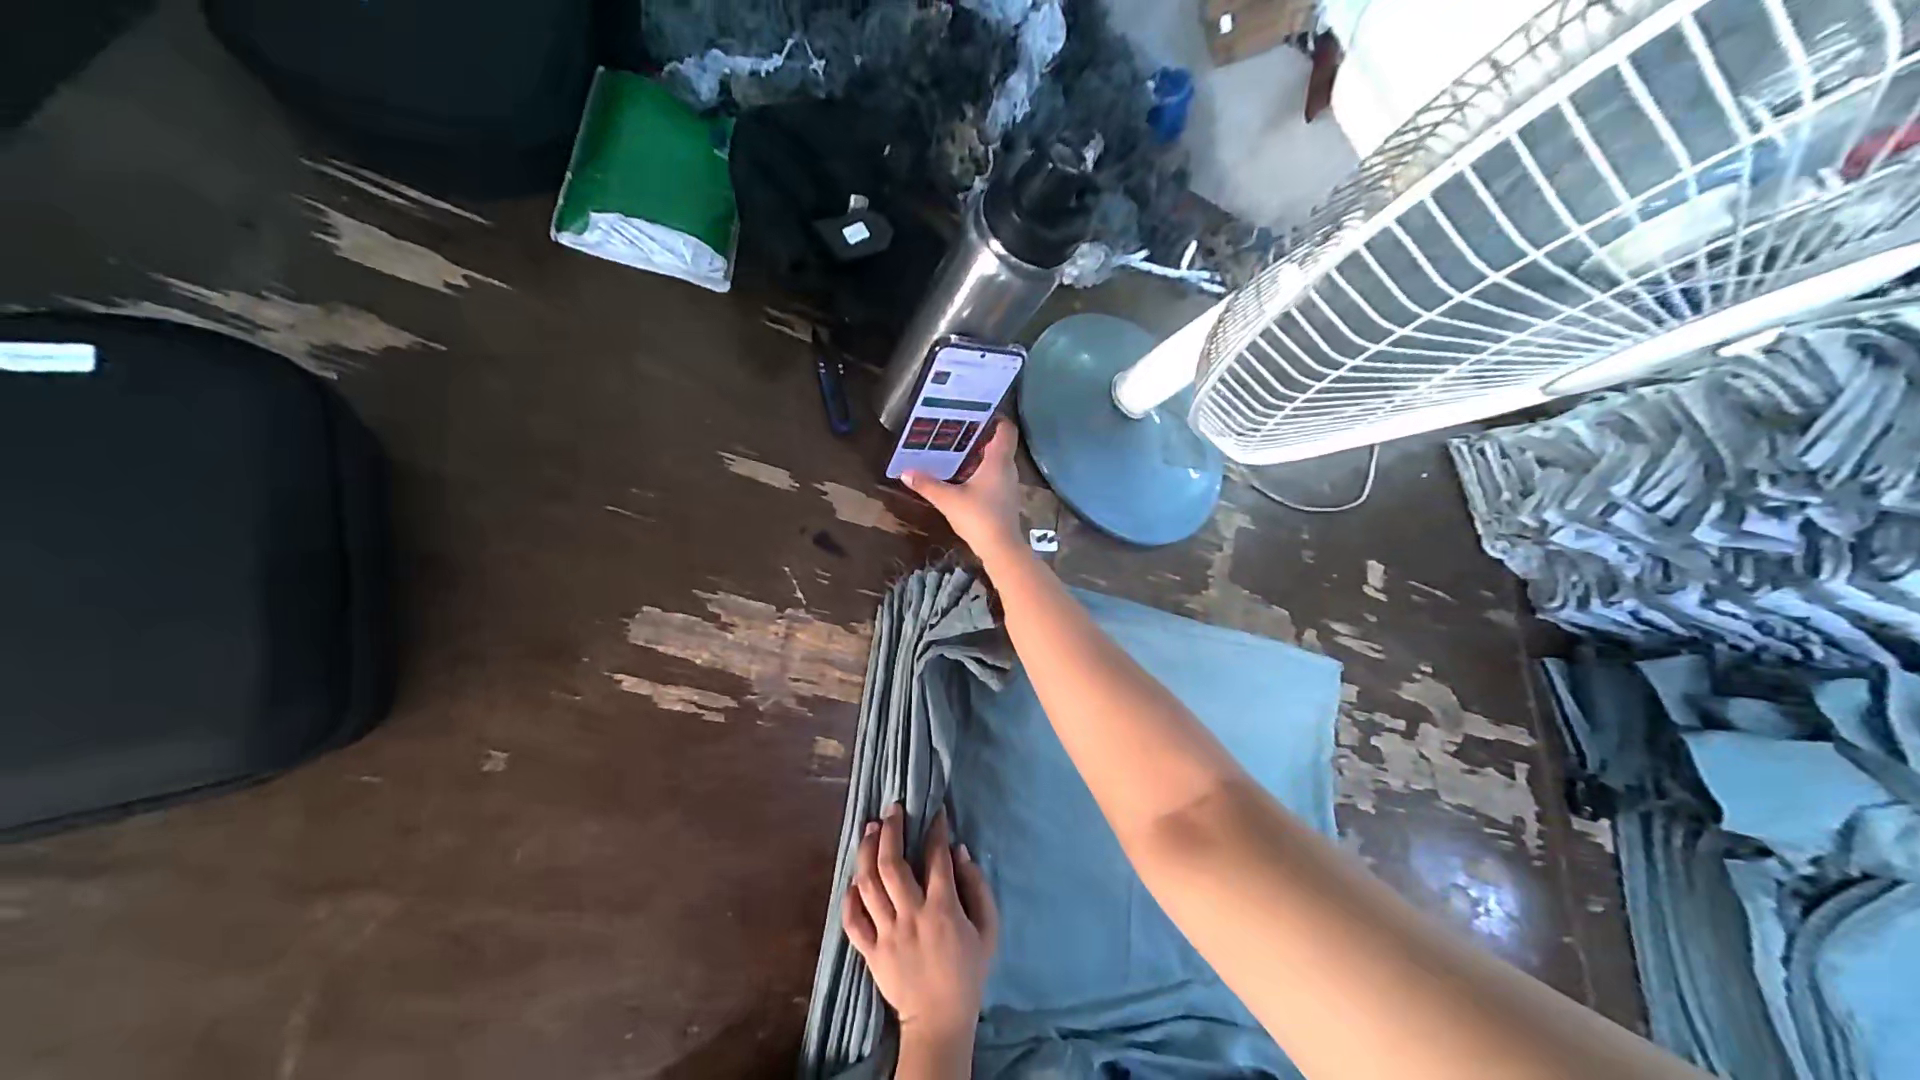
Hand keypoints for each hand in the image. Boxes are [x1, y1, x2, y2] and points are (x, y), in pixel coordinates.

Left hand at [842, 806, 998, 1047]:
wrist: (940, 1020)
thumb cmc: (968, 971)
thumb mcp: (988, 930)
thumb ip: (978, 888)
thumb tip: (960, 852)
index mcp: (943, 910)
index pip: (936, 858)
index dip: (936, 830)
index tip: (935, 812)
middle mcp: (911, 916)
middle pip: (892, 864)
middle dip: (890, 830)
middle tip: (892, 809)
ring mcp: (887, 933)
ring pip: (868, 884)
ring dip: (867, 852)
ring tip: (870, 829)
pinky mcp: (870, 951)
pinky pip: (852, 919)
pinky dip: (850, 896)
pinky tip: (854, 877)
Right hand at [903, 417, 1023, 562]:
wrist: (1001, 548)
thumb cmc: (978, 517)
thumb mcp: (948, 500)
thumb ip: (927, 484)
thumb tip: (905, 472)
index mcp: (998, 461)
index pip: (1006, 429)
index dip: (997, 418)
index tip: (978, 412)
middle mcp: (1008, 469)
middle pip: (1000, 444)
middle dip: (981, 436)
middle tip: (959, 431)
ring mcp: (1009, 485)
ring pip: (997, 461)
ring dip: (981, 456)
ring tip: (958, 452)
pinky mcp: (1006, 499)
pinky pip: (996, 477)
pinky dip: (983, 472)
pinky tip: (965, 478)